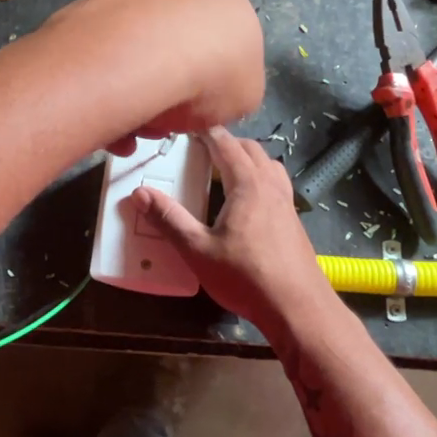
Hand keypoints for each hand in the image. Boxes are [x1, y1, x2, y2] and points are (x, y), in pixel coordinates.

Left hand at [37, 0, 262, 153]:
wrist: (143, 54)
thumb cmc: (212, 72)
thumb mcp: (248, 94)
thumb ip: (235, 91)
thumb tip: (212, 98)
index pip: (221, 42)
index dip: (210, 86)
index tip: (196, 113)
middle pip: (174, 51)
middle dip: (168, 96)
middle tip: (161, 125)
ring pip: (134, 60)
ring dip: (136, 101)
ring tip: (133, 129)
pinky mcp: (86, 11)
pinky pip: (101, 62)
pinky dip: (105, 94)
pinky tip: (108, 124)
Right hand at [131, 127, 339, 329]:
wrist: (298, 309)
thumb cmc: (246, 277)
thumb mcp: (198, 250)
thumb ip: (168, 219)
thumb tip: (139, 193)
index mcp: (248, 184)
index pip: (225, 144)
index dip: (205, 132)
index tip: (185, 127)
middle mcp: (271, 186)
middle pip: (251, 150)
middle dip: (226, 143)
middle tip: (200, 148)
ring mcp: (287, 203)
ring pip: (268, 166)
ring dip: (247, 159)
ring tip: (224, 169)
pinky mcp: (293, 222)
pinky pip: (275, 185)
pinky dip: (259, 178)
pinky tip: (246, 201)